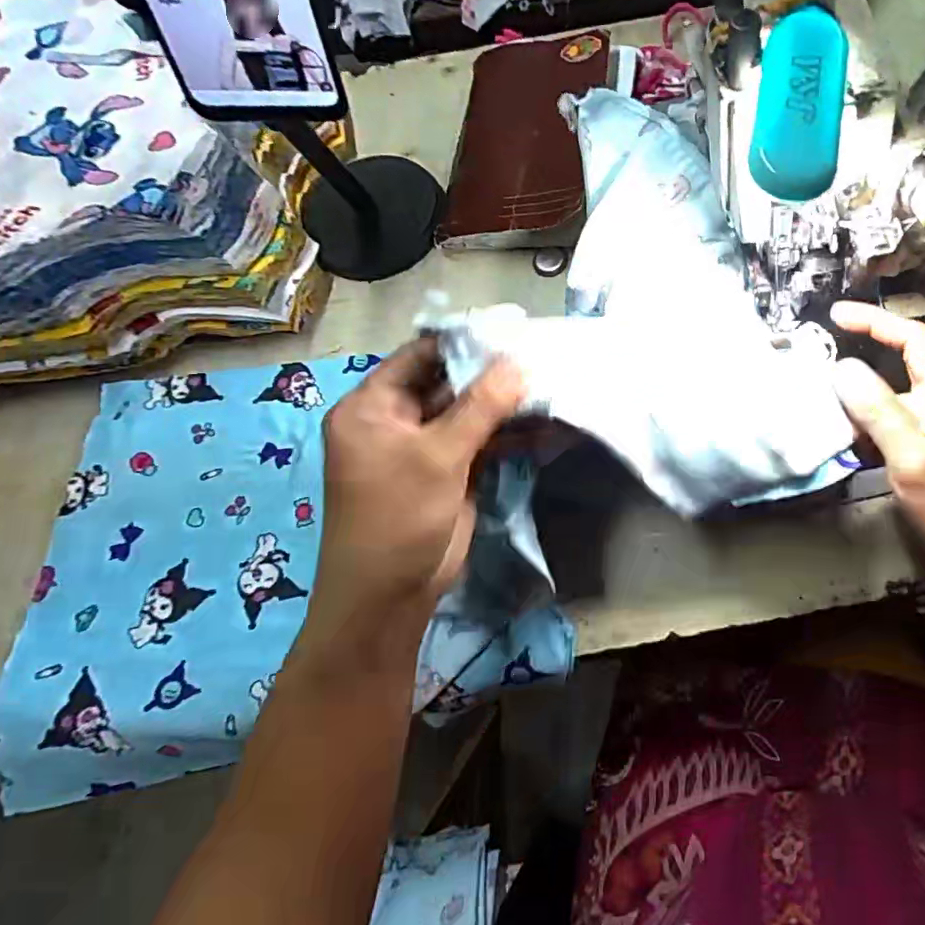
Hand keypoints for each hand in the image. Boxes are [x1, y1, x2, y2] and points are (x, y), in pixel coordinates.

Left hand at [298, 337, 523, 672]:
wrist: (390, 594)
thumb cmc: (397, 516)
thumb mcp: (437, 455)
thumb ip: (480, 407)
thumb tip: (518, 363)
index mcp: (373, 407)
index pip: (420, 357)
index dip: (463, 342)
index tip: (511, 330)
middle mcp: (397, 421)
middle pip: (450, 384)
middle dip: (493, 375)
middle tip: (541, 356)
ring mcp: (426, 448)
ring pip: (471, 415)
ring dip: (507, 406)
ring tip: (551, 386)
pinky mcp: (452, 472)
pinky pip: (483, 443)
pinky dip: (511, 436)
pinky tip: (546, 425)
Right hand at [828, 301, 924, 644]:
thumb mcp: (915, 462)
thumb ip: (878, 411)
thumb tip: (841, 368)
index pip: (914, 339)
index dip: (875, 320)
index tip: (834, 315)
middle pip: (900, 370)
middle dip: (858, 371)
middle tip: (815, 380)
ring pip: (895, 404)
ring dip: (861, 406)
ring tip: (823, 416)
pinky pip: (899, 431)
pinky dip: (872, 432)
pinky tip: (849, 446)